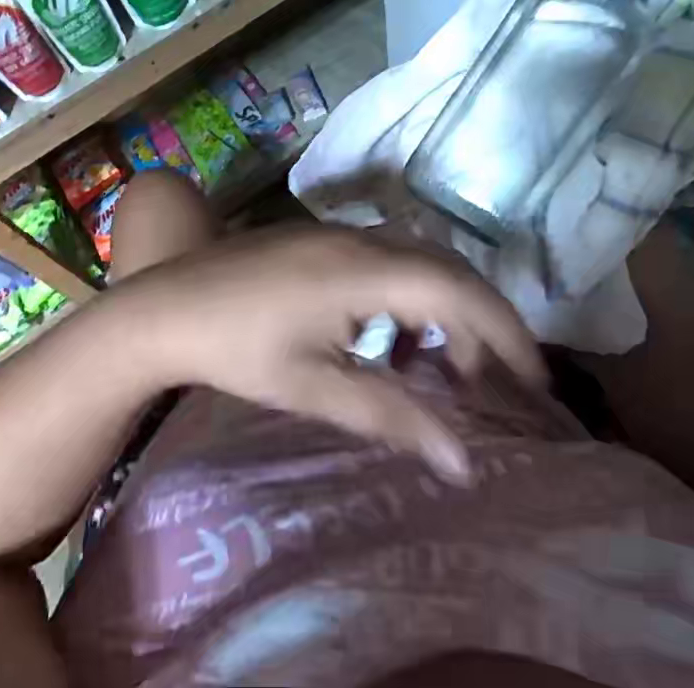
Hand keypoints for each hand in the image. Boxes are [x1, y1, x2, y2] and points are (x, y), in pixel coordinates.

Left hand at [105, 225, 544, 484]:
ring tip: (439, 366)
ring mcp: (330, 231)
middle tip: (490, 382)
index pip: (459, 291)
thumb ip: (392, 416)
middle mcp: (355, 238)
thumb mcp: (314, 387)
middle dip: (480, 320)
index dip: (507, 334)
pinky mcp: (311, 236)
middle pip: (445, 267)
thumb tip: (465, 462)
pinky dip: (404, 292)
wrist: (161, 308)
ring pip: (414, 258)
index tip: (533, 384)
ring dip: (441, 305)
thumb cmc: (235, 352)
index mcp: (362, 270)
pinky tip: (386, 335)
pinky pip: (381, 255)